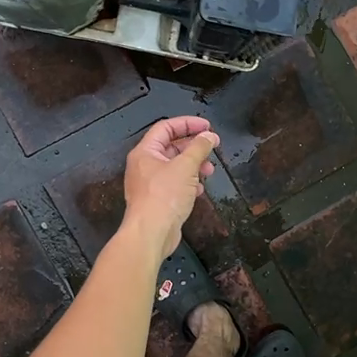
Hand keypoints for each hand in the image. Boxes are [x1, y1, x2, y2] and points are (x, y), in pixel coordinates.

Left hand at [120, 116, 218, 261]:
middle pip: (171, 147)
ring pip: (174, 167)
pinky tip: (199, 189)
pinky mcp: (157, 200)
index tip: (208, 127)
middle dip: (193, 146)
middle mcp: (144, 165)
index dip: (188, 123)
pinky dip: (188, 183)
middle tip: (212, 147)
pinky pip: (174, 184)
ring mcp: (149, 184)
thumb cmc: (165, 195)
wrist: (151, 233)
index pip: (166, 127)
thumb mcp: (186, 166)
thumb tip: (209, 136)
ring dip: (193, 165)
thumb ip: (199, 148)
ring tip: (209, 170)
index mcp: (145, 152)